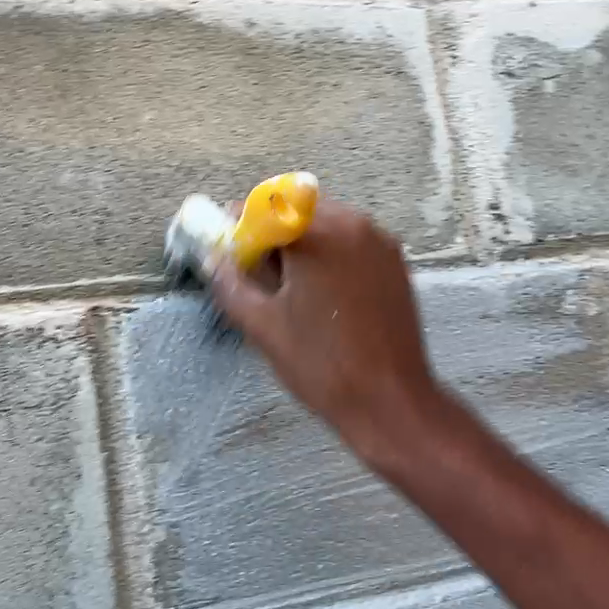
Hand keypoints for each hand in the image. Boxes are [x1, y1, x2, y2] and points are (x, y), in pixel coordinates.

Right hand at [209, 201, 442, 451]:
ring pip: (327, 225)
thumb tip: (211, 259)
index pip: (264, 207)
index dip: (239, 226)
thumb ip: (231, 283)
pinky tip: (322, 294)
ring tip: (289, 289)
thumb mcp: (263, 326)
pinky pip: (352, 243)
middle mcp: (355, 224)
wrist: (390, 401)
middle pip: (297, 211)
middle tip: (256, 274)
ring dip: (302, 244)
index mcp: (318, 234)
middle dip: (272, 234)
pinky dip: (330, 255)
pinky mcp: (396, 263)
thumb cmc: (322, 365)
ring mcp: (381, 242)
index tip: (228, 251)